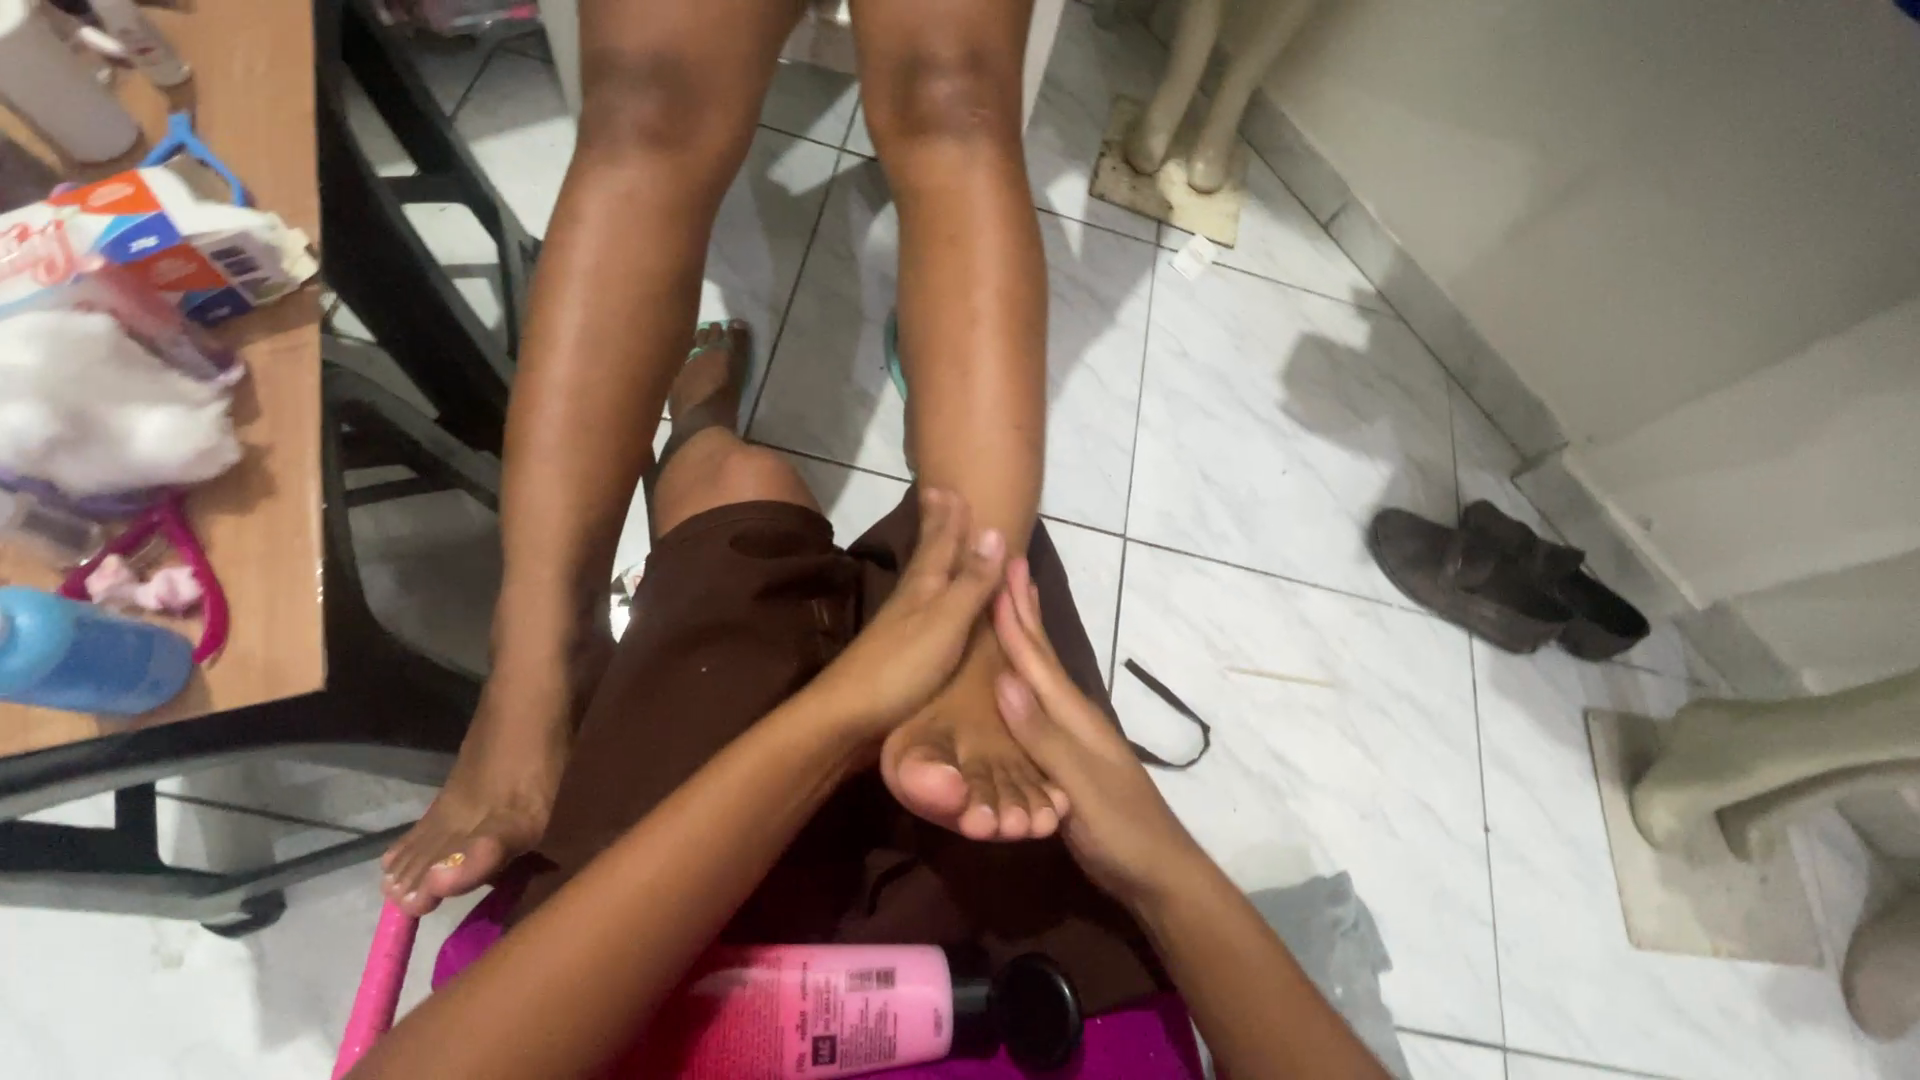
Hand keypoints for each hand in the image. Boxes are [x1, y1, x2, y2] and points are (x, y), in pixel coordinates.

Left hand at [806, 488, 1006, 737]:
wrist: (847, 715)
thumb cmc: (901, 667)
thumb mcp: (945, 622)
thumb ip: (970, 582)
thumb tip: (994, 532)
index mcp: (924, 587)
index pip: (941, 542)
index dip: (950, 517)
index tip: (951, 486)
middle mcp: (912, 597)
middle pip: (927, 553)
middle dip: (938, 525)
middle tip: (938, 494)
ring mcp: (902, 623)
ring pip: (922, 575)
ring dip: (932, 551)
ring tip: (938, 533)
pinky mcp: (900, 648)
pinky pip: (922, 602)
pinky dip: (931, 587)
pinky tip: (928, 596)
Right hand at [991, 558, 1207, 905]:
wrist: (1162, 875)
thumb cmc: (1122, 831)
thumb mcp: (1080, 787)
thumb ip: (1043, 736)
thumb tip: (1002, 679)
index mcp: (1075, 718)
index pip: (1036, 659)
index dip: (1016, 616)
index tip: (999, 570)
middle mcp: (1074, 718)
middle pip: (1043, 657)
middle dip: (1024, 612)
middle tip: (1008, 567)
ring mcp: (1074, 739)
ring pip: (1041, 677)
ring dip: (1027, 639)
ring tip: (1014, 608)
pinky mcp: (1068, 760)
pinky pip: (1039, 707)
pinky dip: (1027, 681)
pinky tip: (1020, 682)